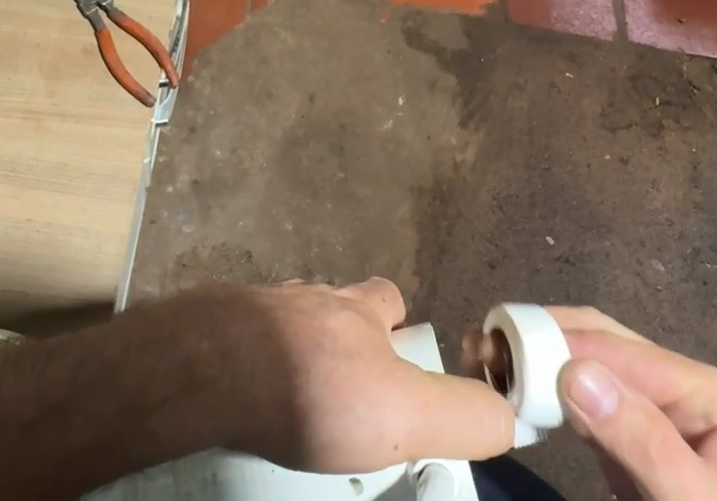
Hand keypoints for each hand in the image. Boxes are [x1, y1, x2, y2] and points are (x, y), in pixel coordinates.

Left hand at [206, 279, 518, 472]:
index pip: (387, 299)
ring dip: (296, 350)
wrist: (211, 370)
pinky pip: (243, 340)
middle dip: (343, 335)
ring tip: (296, 397)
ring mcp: (258, 309)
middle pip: (333, 305)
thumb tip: (505, 418)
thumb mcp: (408, 412)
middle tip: (344, 385)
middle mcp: (308, 298)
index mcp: (356, 309)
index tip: (396, 359)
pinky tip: (250, 395)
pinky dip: (252, 362)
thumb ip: (464, 415)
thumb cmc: (316, 388)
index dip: (397, 326)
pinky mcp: (216, 328)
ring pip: (288, 322)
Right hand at [470, 308, 716, 500]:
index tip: (491, 351)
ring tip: (482, 361)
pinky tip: (516, 394)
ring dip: (537, 358)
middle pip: (601, 340)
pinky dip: (550, 394)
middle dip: (538, 334)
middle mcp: (682, 390)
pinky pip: (591, 405)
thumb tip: (573, 371)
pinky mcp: (645, 444)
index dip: (551, 344)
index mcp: (709, 392)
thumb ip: (648, 444)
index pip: (617, 350)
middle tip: (477, 345)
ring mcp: (662, 416)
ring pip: (589, 366)